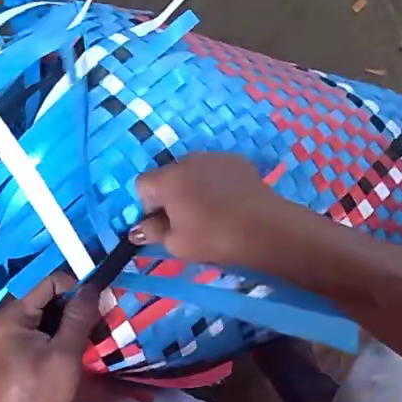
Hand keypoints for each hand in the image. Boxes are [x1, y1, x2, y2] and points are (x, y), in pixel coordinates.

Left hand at [0, 274, 102, 401]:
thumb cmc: (37, 394)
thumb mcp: (65, 354)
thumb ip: (79, 316)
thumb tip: (94, 286)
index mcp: (9, 314)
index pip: (48, 281)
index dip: (76, 286)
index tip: (100, 302)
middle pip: (43, 295)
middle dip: (72, 304)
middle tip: (98, 320)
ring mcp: (0, 333)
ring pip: (40, 312)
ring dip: (65, 319)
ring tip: (89, 334)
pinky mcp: (6, 348)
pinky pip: (33, 327)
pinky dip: (53, 331)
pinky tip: (71, 345)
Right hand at [132, 153, 316, 267]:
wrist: (264, 228)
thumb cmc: (213, 238)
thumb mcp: (176, 244)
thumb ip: (152, 233)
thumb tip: (136, 230)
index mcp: (167, 179)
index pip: (142, 184)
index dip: (148, 205)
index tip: (163, 224)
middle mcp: (187, 160)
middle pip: (168, 175)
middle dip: (171, 195)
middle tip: (186, 221)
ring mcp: (214, 157)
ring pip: (193, 171)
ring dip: (193, 187)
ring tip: (211, 212)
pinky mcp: (237, 160)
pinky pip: (215, 170)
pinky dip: (216, 183)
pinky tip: (229, 203)